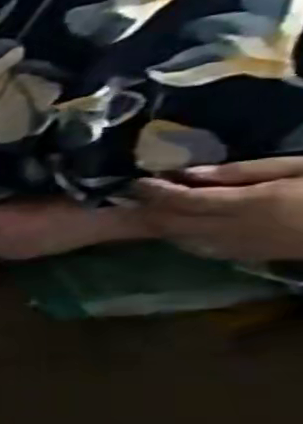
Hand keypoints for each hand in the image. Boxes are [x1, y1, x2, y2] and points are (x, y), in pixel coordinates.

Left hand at [132, 158, 302, 261]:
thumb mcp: (299, 167)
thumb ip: (243, 171)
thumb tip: (189, 172)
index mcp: (250, 204)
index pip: (182, 201)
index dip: (154, 191)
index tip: (139, 181)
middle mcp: (235, 229)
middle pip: (170, 223)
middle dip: (147, 209)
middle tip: (137, 194)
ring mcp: (238, 246)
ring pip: (177, 238)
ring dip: (158, 224)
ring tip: (150, 207)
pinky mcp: (245, 256)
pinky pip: (197, 248)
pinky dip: (177, 236)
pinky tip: (177, 224)